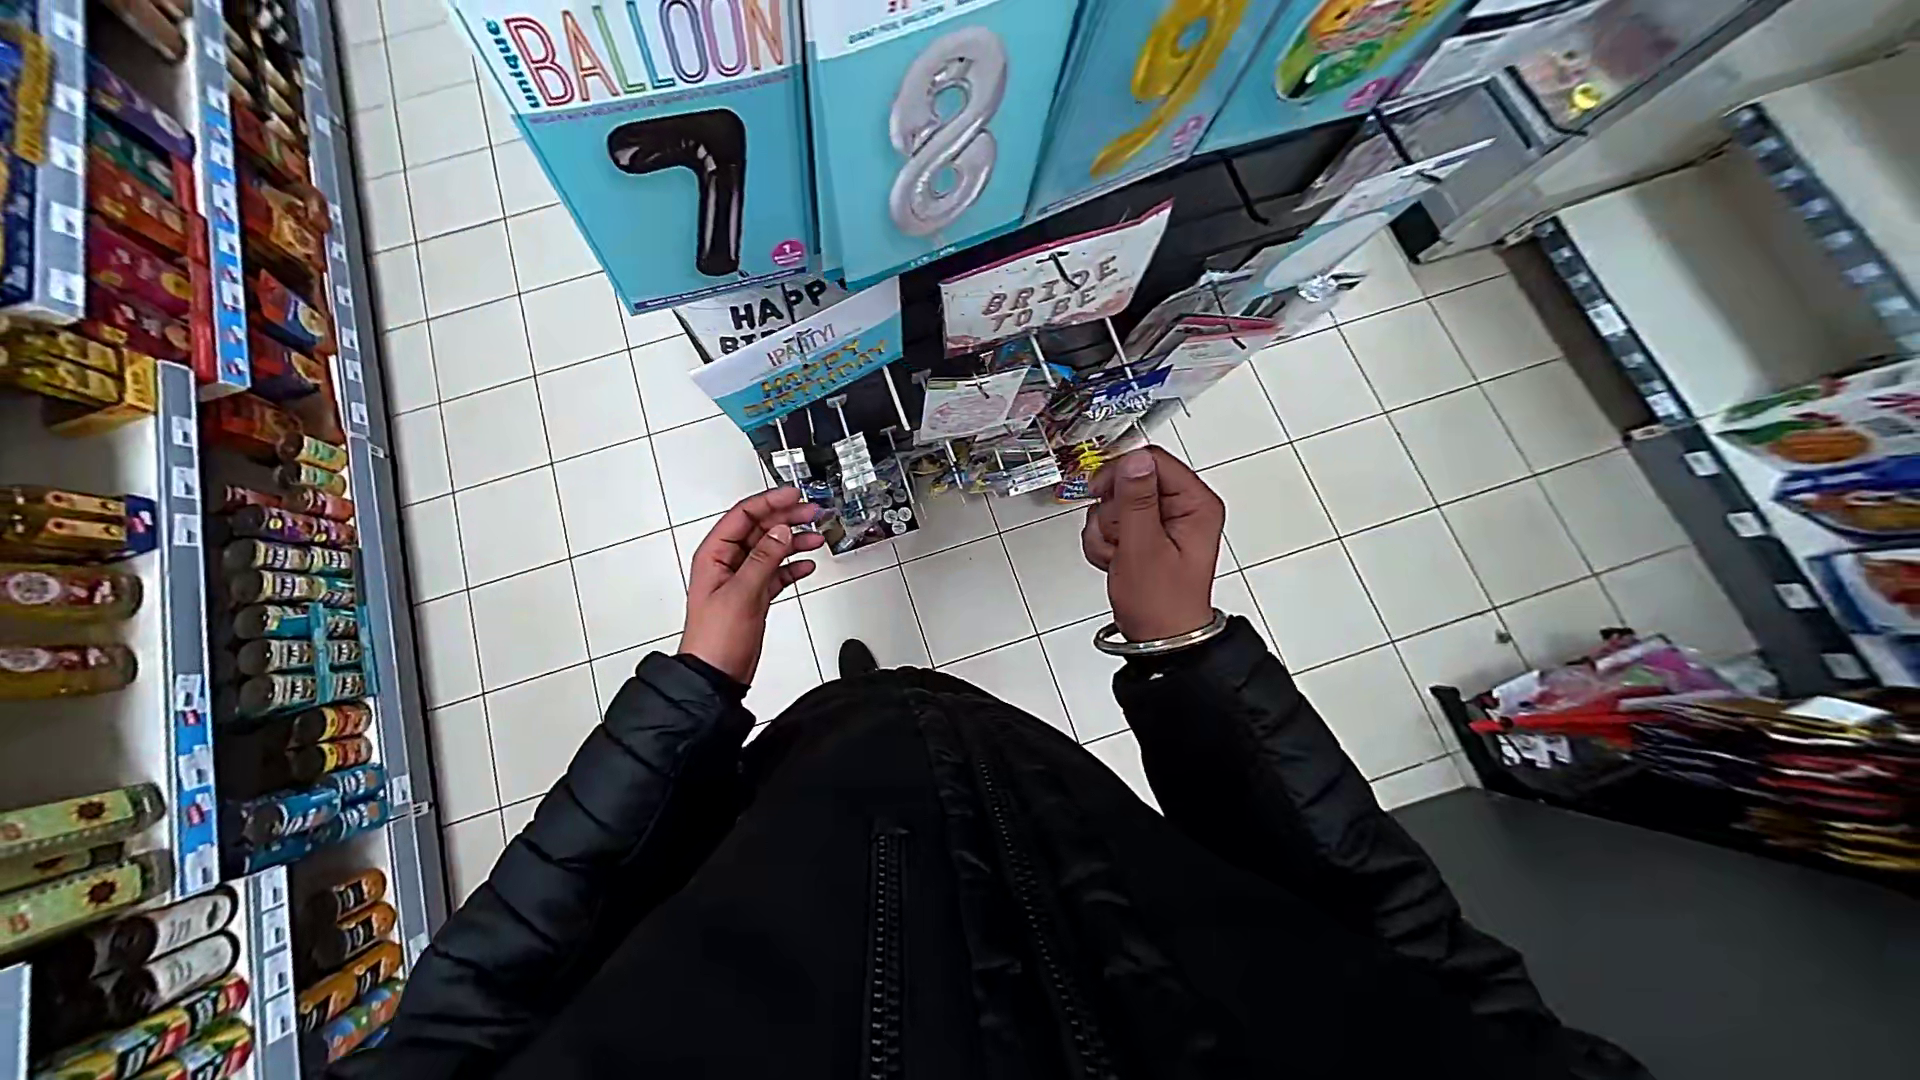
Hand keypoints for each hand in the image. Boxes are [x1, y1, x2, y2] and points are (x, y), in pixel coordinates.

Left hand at [681, 488, 826, 682]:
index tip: (793, 494)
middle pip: (761, 529)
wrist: (717, 674)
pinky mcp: (756, 594)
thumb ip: (763, 559)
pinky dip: (793, 566)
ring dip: (794, 541)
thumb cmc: (714, 639)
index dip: (769, 501)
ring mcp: (743, 578)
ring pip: (772, 548)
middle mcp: (728, 562)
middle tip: (812, 512)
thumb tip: (780, 531)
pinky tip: (807, 564)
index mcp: (715, 555)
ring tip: (815, 536)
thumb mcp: (741, 593)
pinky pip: (778, 571)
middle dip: (787, 518)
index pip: (743, 516)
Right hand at [1082, 446, 1224, 641]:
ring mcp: (1160, 521)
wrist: (1157, 638)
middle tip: (1122, 539)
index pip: (1151, 460)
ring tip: (1120, 556)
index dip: (1120, 474)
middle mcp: (1180, 507)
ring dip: (1105, 531)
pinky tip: (1115, 560)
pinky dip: (1103, 542)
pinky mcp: (1142, 534)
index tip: (1101, 493)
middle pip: (1128, 480)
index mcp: (1194, 503)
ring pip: (1113, 503)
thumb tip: (1134, 460)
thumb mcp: (1144, 547)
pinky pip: (1108, 523)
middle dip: (1112, 512)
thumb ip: (1136, 500)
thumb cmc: (1162, 603)